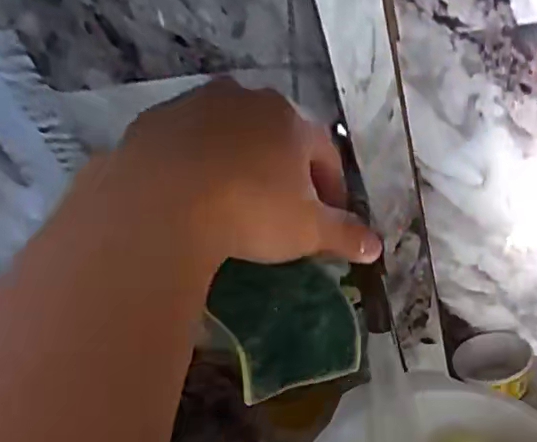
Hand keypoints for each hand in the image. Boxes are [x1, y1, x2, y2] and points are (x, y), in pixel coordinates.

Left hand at [101, 80, 381, 266]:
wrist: (165, 203)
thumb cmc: (253, 212)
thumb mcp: (310, 232)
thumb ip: (346, 235)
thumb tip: (376, 246)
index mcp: (290, 122)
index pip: (325, 155)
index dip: (333, 191)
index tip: (330, 220)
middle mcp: (247, 99)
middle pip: (281, 139)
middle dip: (291, 174)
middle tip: (290, 213)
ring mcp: (199, 104)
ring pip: (238, 137)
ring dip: (249, 166)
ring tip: (246, 205)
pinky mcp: (160, 120)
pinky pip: (197, 144)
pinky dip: (208, 166)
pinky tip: (207, 198)